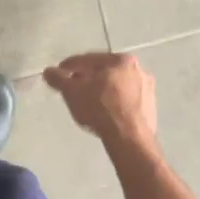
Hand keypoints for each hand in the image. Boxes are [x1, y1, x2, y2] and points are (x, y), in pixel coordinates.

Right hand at [44, 52, 158, 152]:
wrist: (130, 139)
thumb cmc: (100, 109)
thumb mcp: (72, 92)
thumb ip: (59, 79)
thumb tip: (48, 71)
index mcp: (120, 60)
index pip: (89, 59)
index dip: (70, 66)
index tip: (59, 73)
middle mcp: (137, 69)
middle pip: (104, 71)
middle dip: (87, 78)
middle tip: (73, 88)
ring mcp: (147, 89)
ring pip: (117, 86)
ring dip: (102, 91)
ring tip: (88, 102)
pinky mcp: (151, 107)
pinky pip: (127, 100)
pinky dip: (115, 103)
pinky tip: (105, 114)